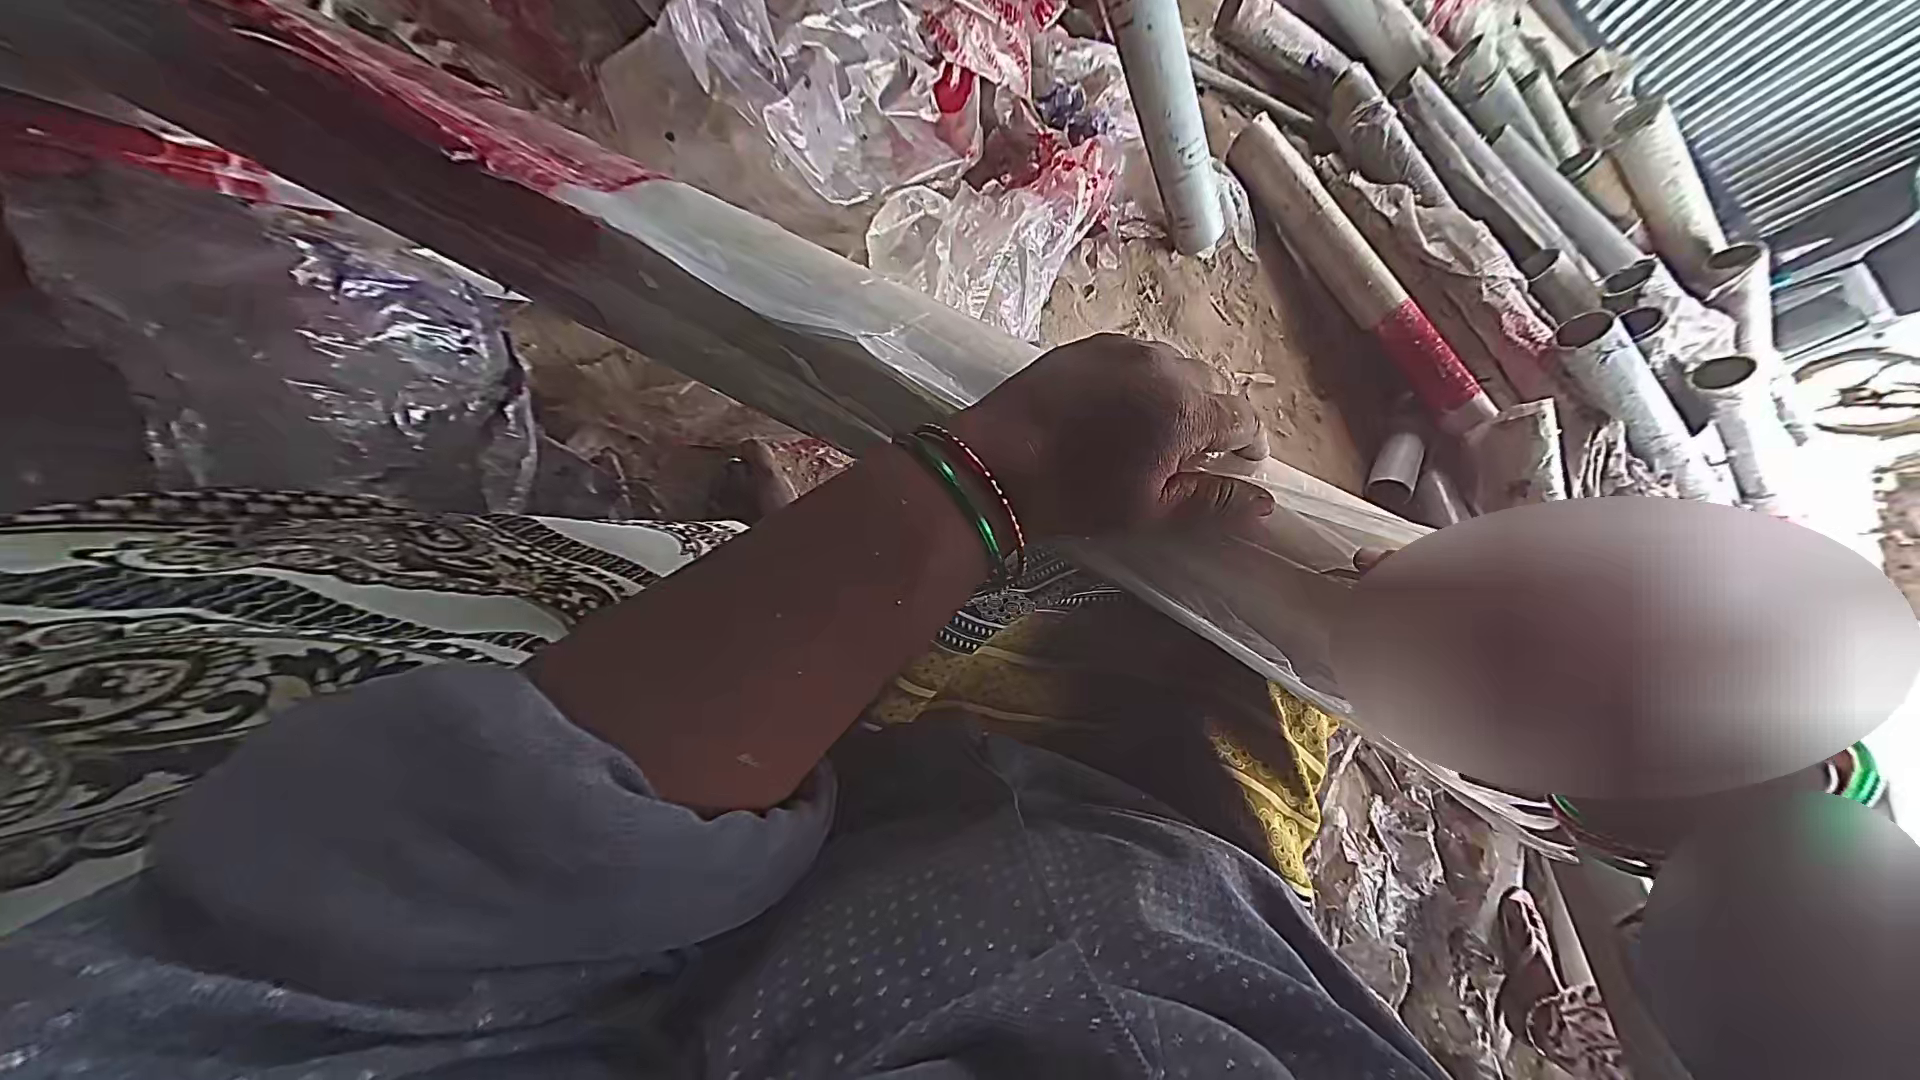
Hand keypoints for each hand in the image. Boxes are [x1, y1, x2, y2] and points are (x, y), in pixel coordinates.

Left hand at [947, 335, 1273, 537]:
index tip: (1234, 463)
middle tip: (1182, 453)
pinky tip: (1112, 407)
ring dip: (1172, 395)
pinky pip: (1133, 358)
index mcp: (1187, 409)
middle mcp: (1163, 365)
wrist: (995, 462)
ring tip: (1144, 428)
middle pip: (1210, 387)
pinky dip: (1137, 380)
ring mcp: (1123, 348)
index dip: (1244, 445)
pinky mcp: (1089, 344)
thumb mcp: (1149, 511)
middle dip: (1208, 418)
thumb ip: (1212, 501)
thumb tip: (1263, 500)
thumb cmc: (1075, 494)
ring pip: (1172, 368)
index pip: (1243, 418)